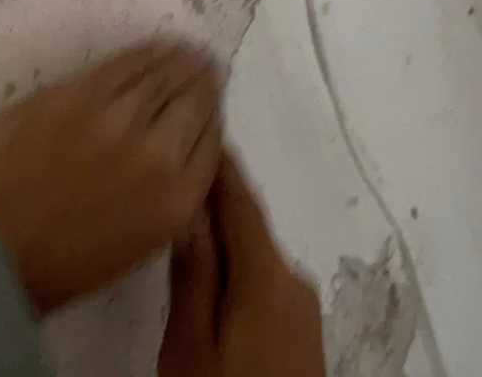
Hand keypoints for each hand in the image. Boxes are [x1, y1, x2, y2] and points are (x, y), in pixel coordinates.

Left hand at [0, 40, 224, 313]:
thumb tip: (192, 150)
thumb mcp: (137, 243)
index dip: (212, 116)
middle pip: (197, 101)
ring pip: (167, 74)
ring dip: (182, 62)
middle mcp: (159, 153)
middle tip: (205, 71)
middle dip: (204, 84)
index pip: (213, 139)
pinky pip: (131, 62)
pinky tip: (160, 47)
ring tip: (186, 54)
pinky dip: (151, 52)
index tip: (209, 105)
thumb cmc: (56, 263)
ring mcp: (120, 117)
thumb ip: (174, 194)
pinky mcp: (82, 93)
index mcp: (176, 200)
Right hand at [159, 157, 324, 376]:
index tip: (207, 133)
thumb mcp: (192, 348)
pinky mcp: (302, 327)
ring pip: (256, 259)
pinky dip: (239, 274)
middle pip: (250, 231)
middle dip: (216, 210)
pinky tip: (214, 285)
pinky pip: (266, 284)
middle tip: (179, 189)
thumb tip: (191, 216)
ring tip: (186, 240)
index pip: (243, 204)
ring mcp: (303, 304)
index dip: (223, 168)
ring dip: (226, 246)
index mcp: (269, 274)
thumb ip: (193, 280)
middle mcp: (294, 278)